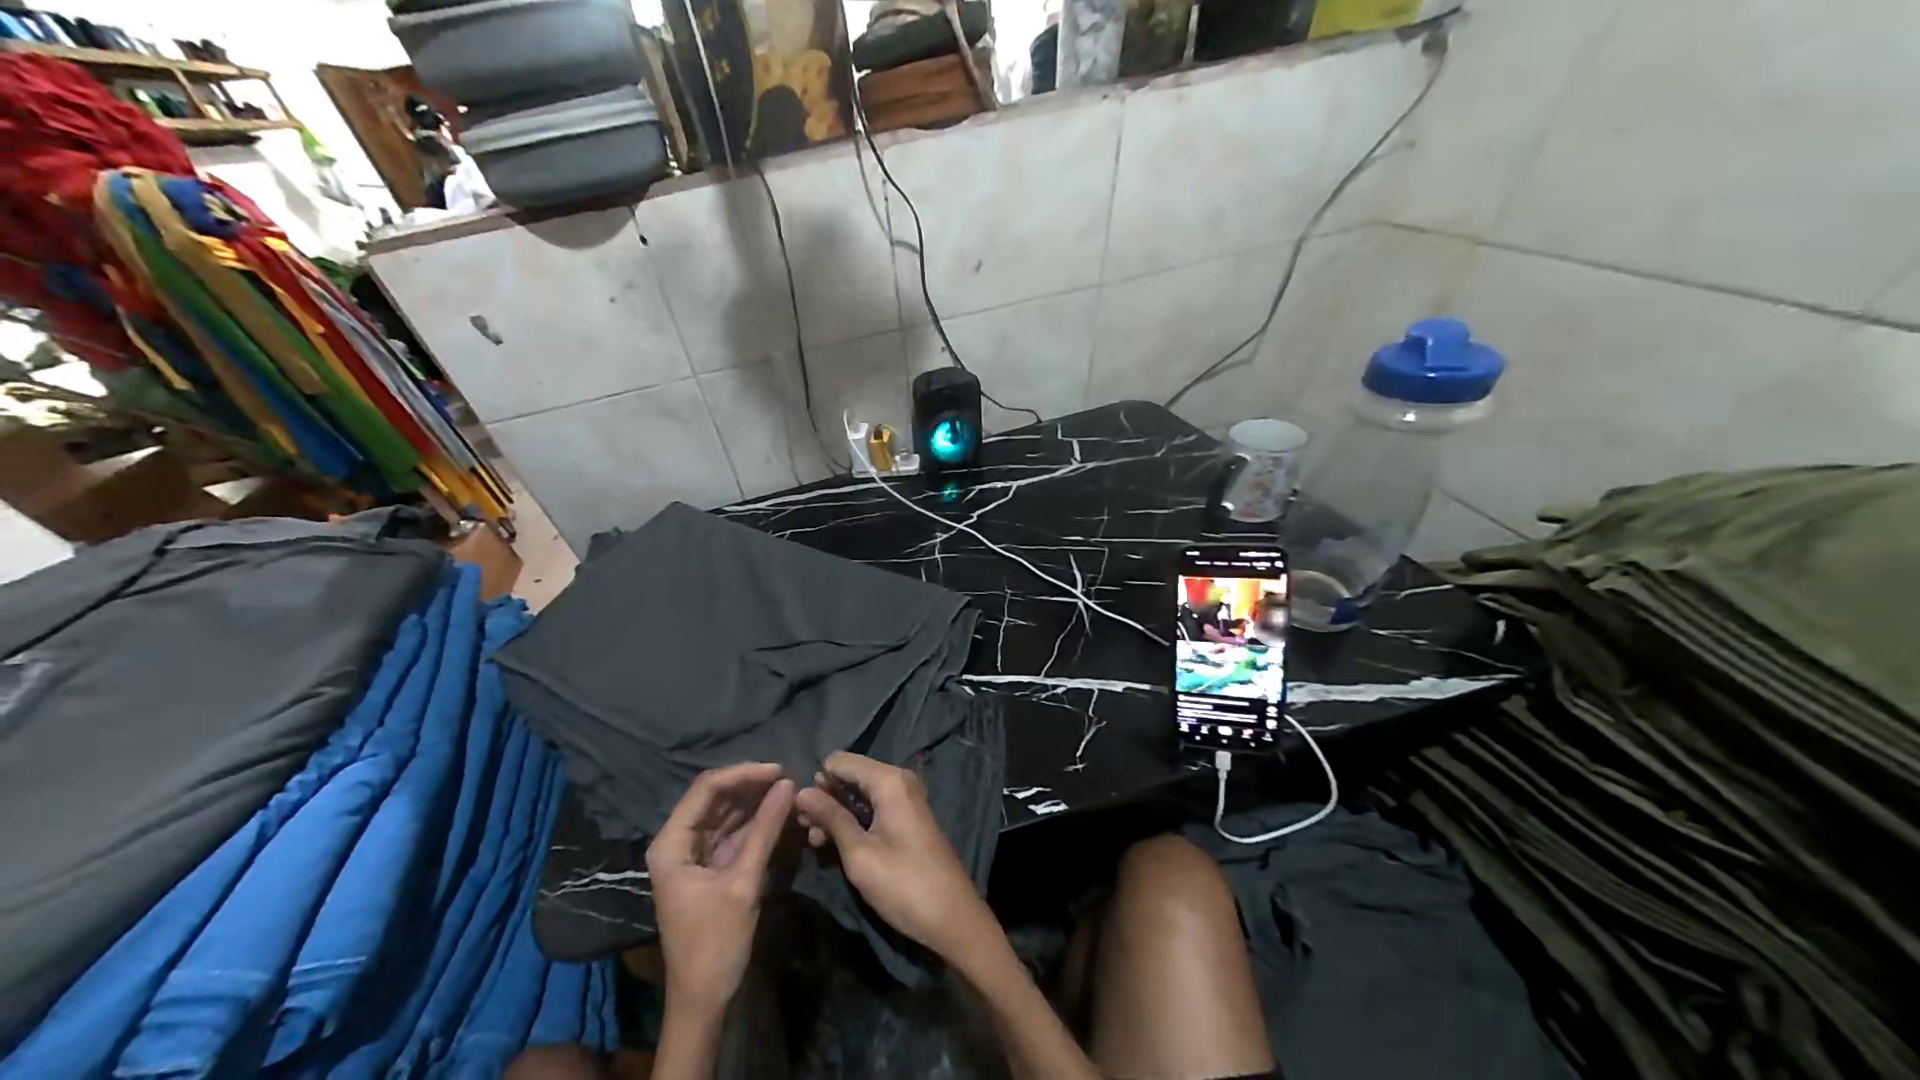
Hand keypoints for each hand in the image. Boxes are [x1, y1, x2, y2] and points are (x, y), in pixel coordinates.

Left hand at [646, 763, 795, 1014]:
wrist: (704, 998)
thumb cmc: (715, 943)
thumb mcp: (743, 883)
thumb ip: (765, 830)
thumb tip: (788, 784)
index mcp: (671, 843)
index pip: (706, 789)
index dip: (743, 773)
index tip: (780, 770)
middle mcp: (679, 841)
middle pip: (716, 797)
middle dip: (752, 785)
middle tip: (790, 780)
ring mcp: (696, 854)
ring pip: (728, 813)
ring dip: (757, 802)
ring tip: (790, 792)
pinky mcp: (713, 866)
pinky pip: (735, 832)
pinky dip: (758, 822)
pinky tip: (781, 814)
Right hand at [794, 752, 999, 965]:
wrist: (953, 918)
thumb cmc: (904, 885)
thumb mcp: (860, 854)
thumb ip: (831, 818)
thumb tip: (800, 791)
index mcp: (889, 780)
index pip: (840, 760)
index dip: (817, 781)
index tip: (798, 809)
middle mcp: (899, 780)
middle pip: (850, 775)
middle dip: (824, 798)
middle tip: (803, 829)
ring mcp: (905, 799)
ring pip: (859, 794)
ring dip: (835, 813)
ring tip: (813, 842)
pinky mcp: (907, 818)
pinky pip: (872, 807)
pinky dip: (853, 821)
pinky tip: (833, 844)